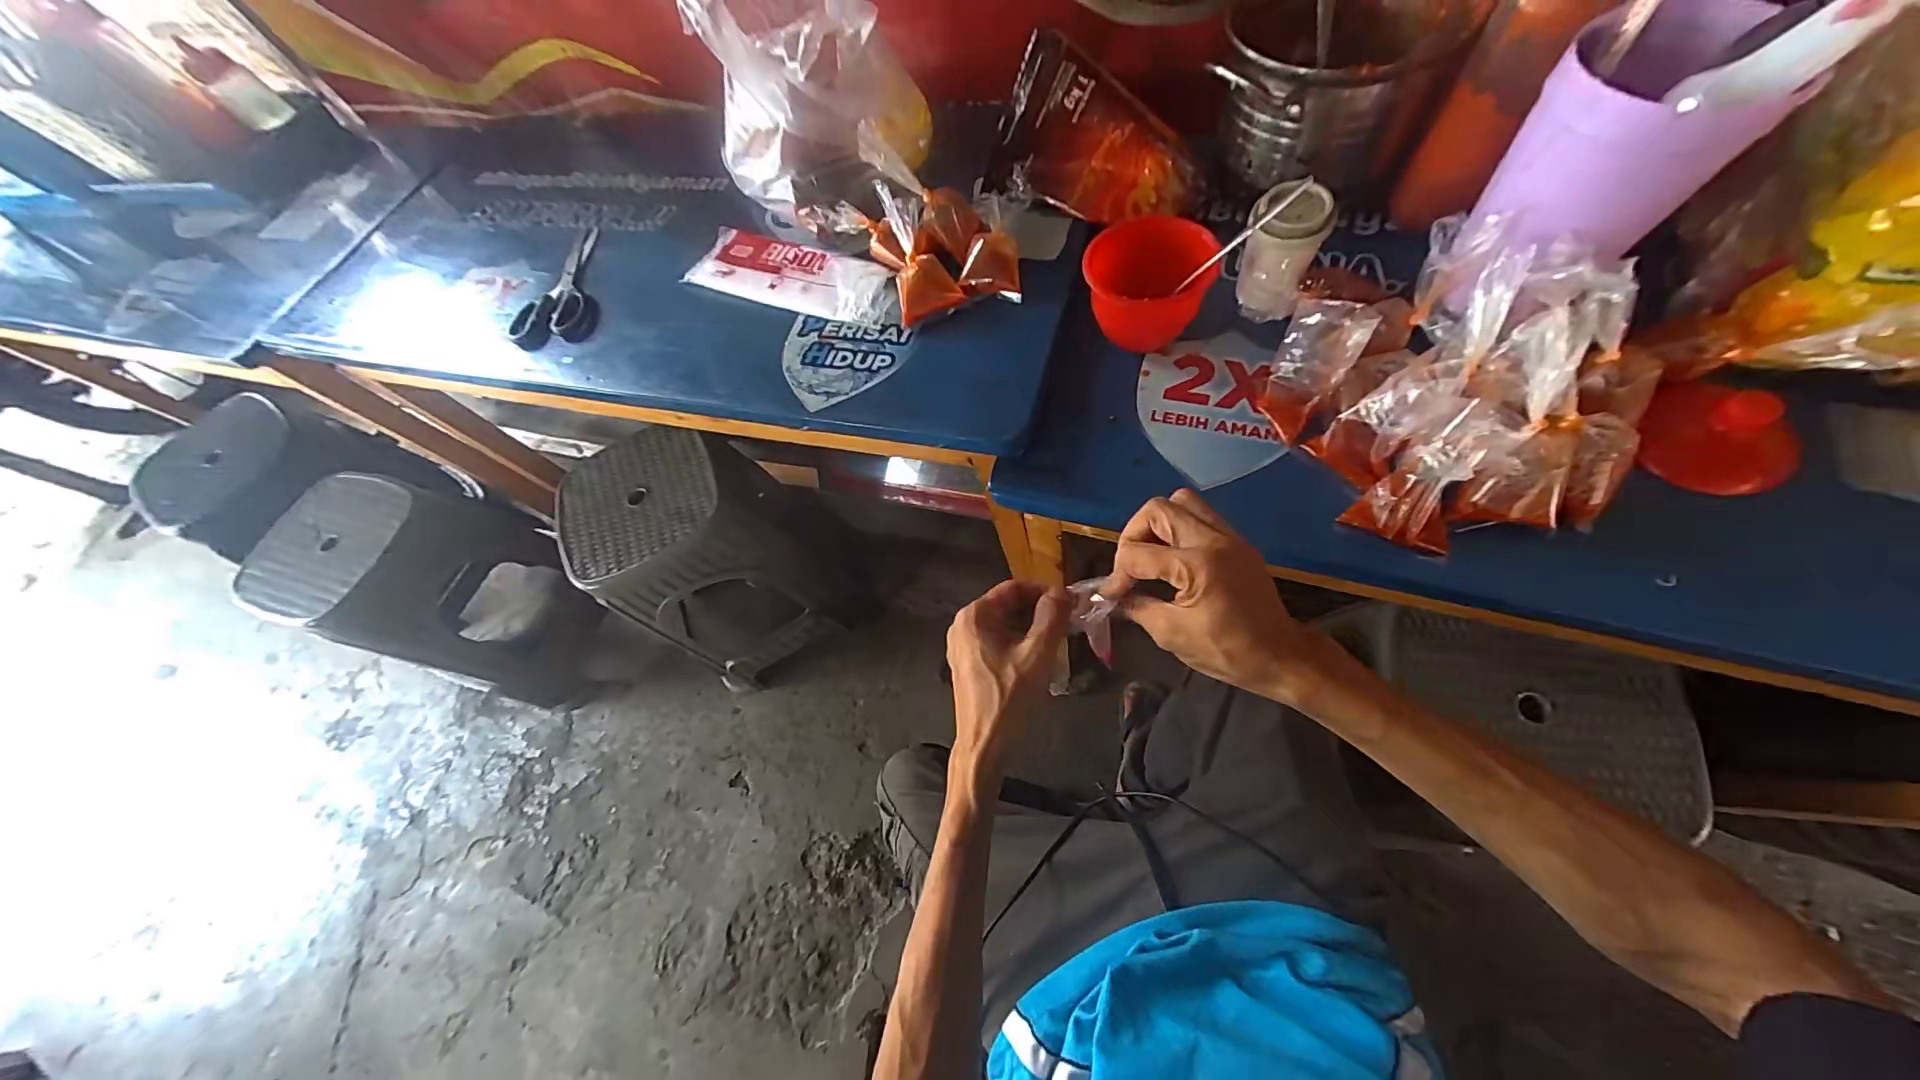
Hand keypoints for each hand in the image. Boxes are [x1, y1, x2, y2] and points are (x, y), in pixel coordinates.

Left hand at [946, 580, 1070, 789]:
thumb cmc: (1009, 698)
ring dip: (1032, 628)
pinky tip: (1039, 657)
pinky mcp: (969, 663)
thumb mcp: (1037, 655)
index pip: (1014, 587)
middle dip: (1040, 611)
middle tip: (1069, 622)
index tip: (1070, 602)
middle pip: (1008, 604)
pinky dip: (1020, 642)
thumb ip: (1052, 618)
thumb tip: (1062, 592)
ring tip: (1059, 640)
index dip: (1045, 591)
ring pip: (1005, 624)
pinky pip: (998, 641)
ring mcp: (963, 645)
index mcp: (974, 616)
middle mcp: (963, 625)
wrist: (984, 745)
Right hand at [1108, 489, 1342, 704]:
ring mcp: (1229, 537)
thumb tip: (1116, 597)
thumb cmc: (1226, 651)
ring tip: (1151, 554)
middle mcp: (1213, 540)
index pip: (1138, 553)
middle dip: (1133, 534)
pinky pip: (1200, 515)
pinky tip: (1173, 558)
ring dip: (1157, 524)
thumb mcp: (1171, 634)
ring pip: (1182, 502)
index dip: (1117, 573)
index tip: (1113, 594)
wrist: (1281, 656)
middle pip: (1158, 509)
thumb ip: (1138, 608)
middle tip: (1130, 565)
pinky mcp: (1237, 541)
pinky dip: (1178, 528)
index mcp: (1197, 565)